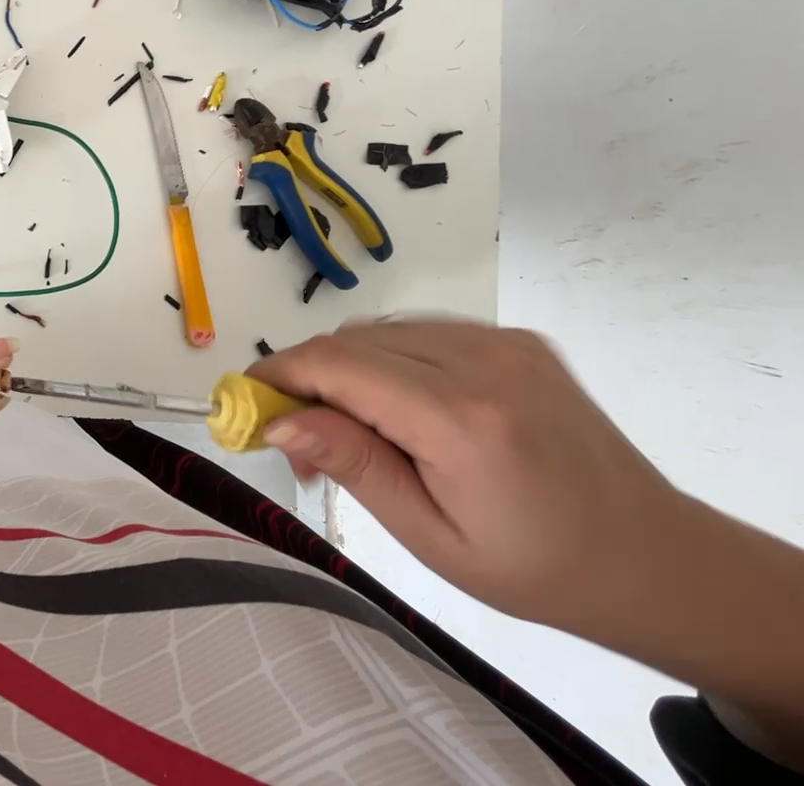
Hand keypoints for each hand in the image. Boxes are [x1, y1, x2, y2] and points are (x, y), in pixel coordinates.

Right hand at [249, 319, 695, 632]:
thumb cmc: (536, 568)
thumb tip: (275, 422)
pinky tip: (394, 410)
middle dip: (303, 382)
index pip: (335, 363)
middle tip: (297, 443)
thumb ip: (353, 464)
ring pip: (376, 333)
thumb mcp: (429, 535)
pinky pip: (415, 333)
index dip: (275, 377)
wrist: (658, 561)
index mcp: (464, 418)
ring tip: (349, 432)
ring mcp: (505, 344)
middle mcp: (485, 362)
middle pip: (349, 342)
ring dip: (340, 370)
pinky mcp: (515, 341)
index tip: (243, 409)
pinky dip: (381, 363)